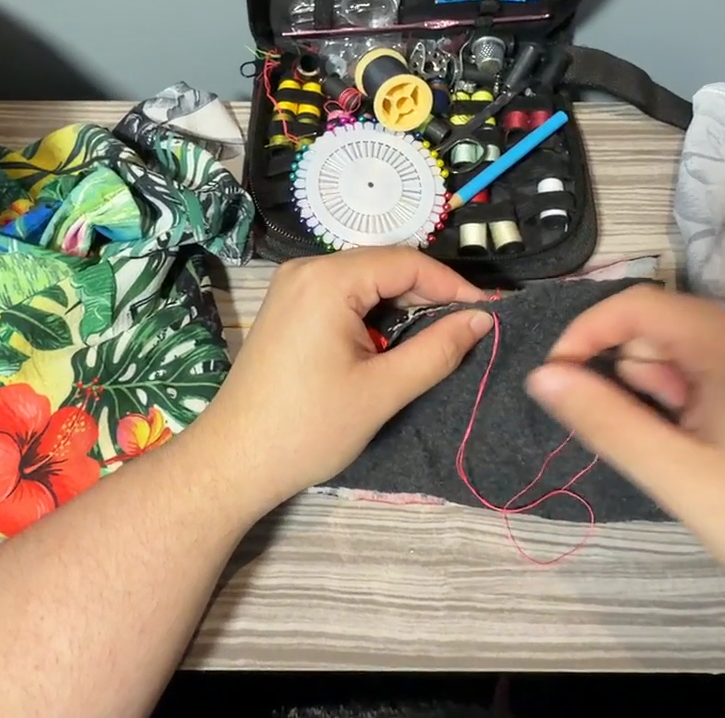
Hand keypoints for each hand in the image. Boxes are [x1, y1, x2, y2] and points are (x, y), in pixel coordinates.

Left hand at [191, 248, 492, 512]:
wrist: (234, 460)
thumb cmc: (308, 428)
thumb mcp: (382, 391)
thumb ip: (437, 350)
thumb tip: (482, 319)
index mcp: (327, 280)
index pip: (406, 263)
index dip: (452, 285)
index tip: (491, 312)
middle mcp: (306, 268)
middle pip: (384, 265)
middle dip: (430, 292)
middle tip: (471, 325)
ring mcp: (293, 285)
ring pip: (365, 278)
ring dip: (403, 302)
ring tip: (440, 333)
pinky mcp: (288, 305)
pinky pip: (343, 292)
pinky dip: (374, 309)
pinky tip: (394, 337)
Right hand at [524, 284, 724, 646]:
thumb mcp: (679, 478)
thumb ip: (604, 420)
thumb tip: (540, 375)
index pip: (634, 305)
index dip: (584, 336)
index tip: (557, 386)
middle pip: (661, 329)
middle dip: (638, 381)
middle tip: (662, 448)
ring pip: (687, 353)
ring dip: (668, 398)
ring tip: (698, 459)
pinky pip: (719, 371)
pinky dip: (697, 404)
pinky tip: (720, 454)